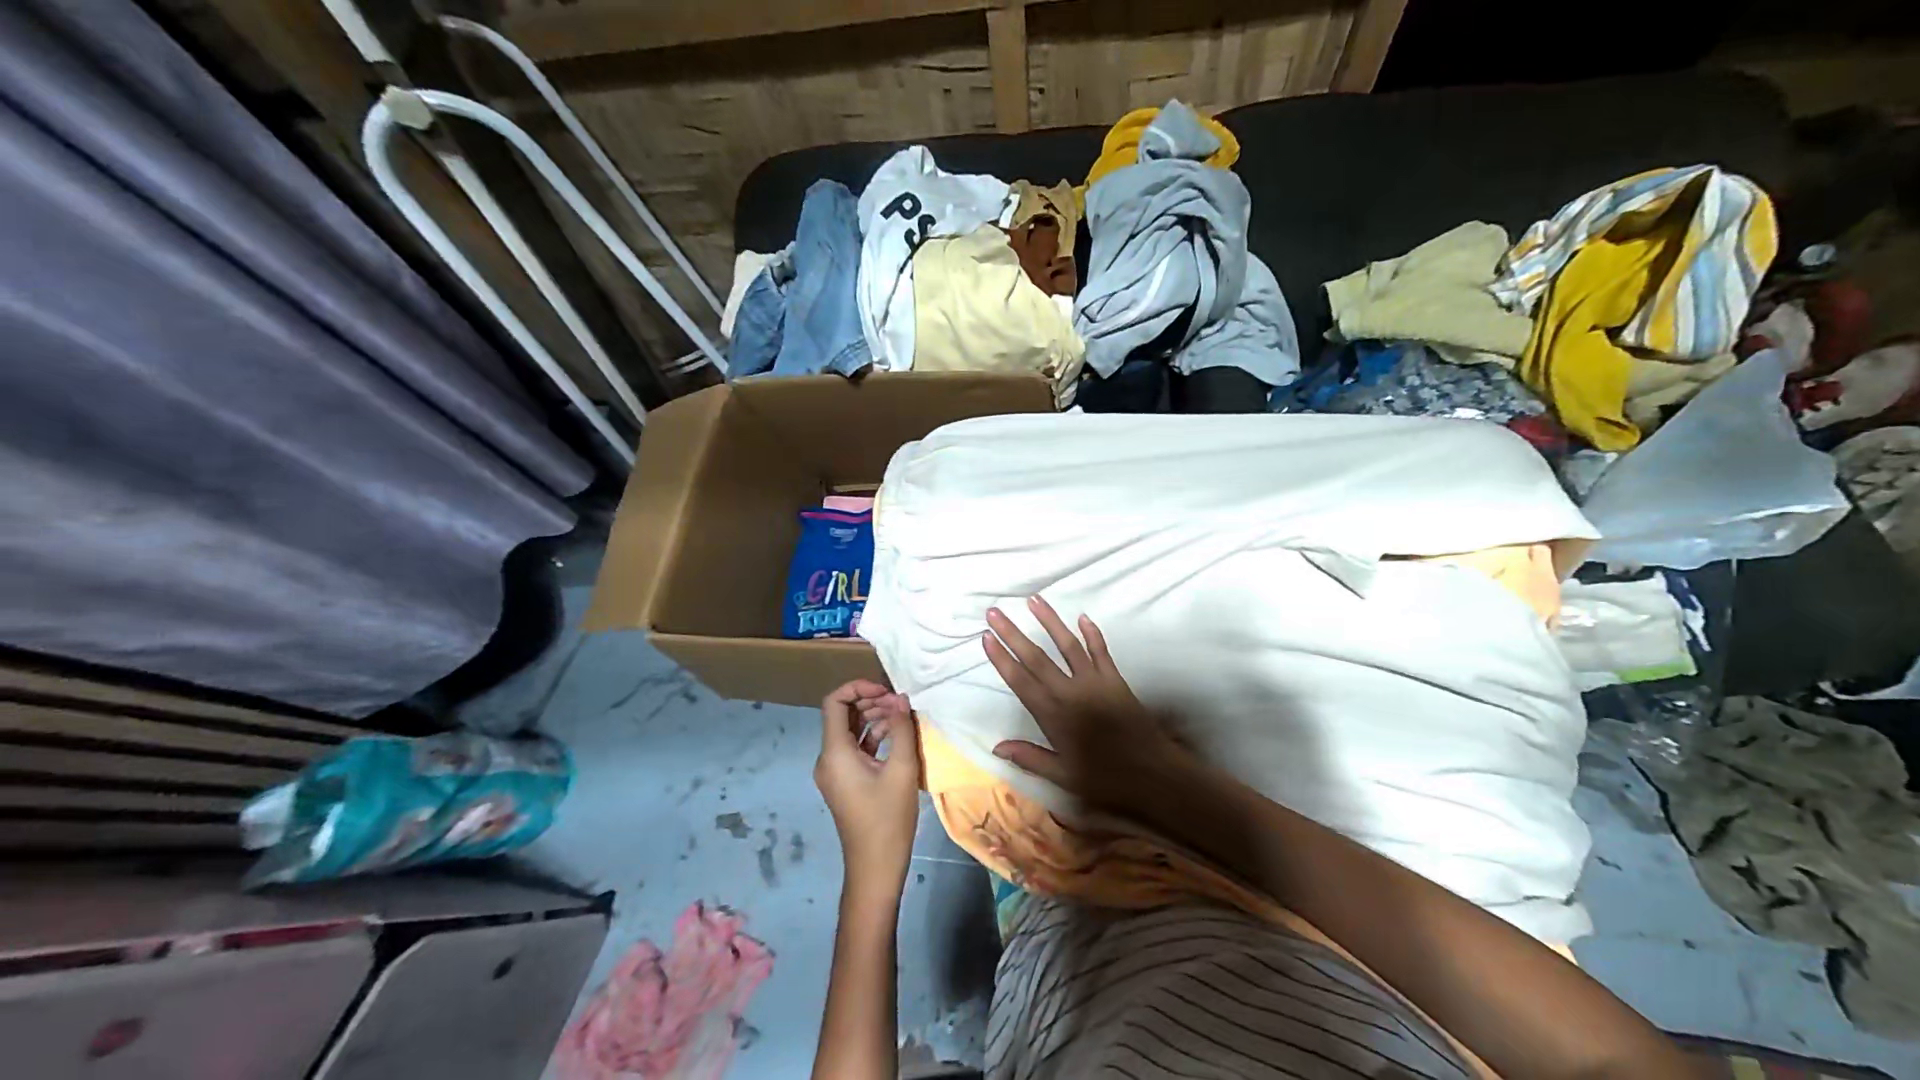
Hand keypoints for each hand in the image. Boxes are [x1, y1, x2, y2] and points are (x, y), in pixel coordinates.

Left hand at [813, 679, 920, 903]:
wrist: (875, 867)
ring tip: (903, 716)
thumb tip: (902, 698)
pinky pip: (854, 748)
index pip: (834, 702)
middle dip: (870, 702)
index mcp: (834, 752)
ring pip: (850, 731)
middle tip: (900, 703)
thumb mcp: (902, 770)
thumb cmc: (887, 819)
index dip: (858, 687)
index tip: (887, 691)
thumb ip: (902, 729)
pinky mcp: (844, 781)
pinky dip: (873, 737)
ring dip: (874, 718)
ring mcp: (834, 771)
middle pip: (842, 714)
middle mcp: (827, 758)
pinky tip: (898, 736)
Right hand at [984, 596, 1202, 814]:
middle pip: (1035, 657)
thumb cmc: (1105, 780)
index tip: (986, 637)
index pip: (1019, 681)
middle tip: (995, 611)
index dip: (1001, 658)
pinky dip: (1092, 633)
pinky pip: (1101, 651)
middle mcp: (1069, 693)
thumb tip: (997, 746)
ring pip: (1067, 645)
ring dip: (1049, 621)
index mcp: (1052, 716)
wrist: (1154, 775)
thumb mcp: (1063, 776)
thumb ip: (1030, 757)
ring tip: (1033, 600)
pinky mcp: (1116, 680)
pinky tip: (1082, 617)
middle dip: (1013, 633)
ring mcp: (1094, 683)